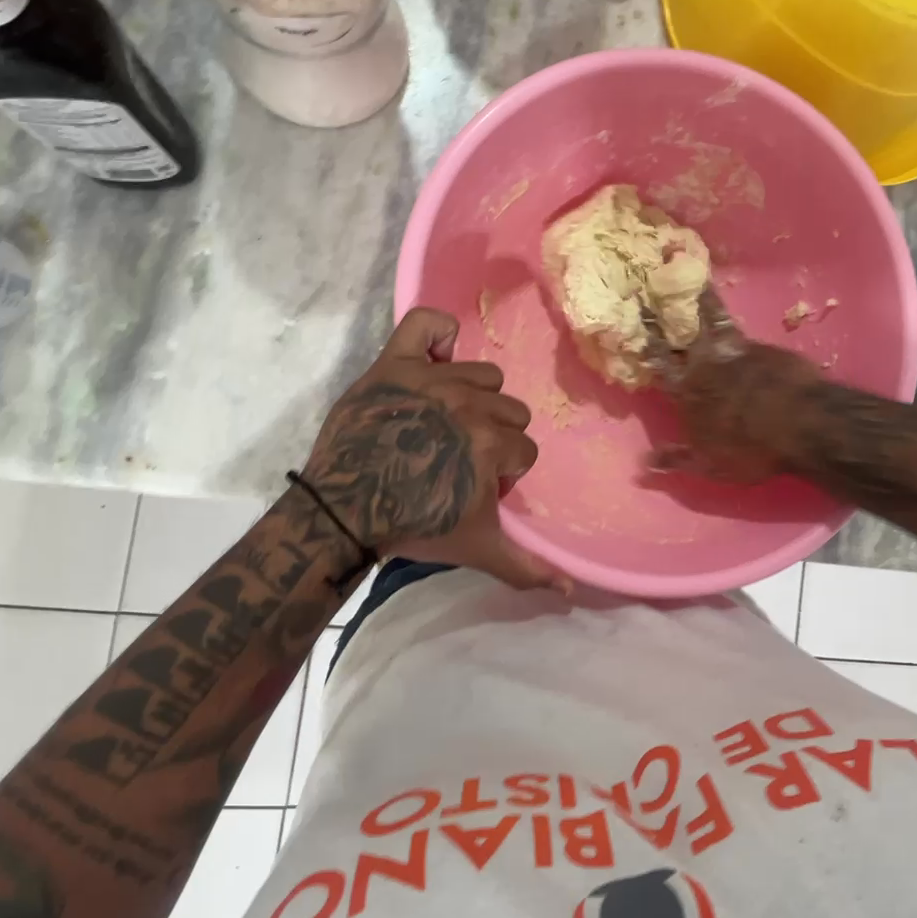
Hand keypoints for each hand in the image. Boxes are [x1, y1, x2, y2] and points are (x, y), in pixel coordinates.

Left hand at [302, 308, 566, 591]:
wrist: (342, 511)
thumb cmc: (414, 527)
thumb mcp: (477, 549)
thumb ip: (528, 568)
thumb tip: (573, 593)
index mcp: (493, 442)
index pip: (524, 450)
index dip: (503, 473)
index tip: (475, 487)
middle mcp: (470, 404)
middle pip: (509, 411)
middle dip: (493, 437)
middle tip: (460, 459)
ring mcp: (432, 379)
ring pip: (483, 375)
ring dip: (474, 399)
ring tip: (445, 425)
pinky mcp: (395, 365)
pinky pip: (426, 324)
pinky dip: (438, 336)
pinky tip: (436, 361)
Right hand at [645, 289, 822, 481]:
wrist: (800, 423)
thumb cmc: (749, 449)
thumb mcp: (708, 464)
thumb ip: (674, 460)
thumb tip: (641, 465)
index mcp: (686, 393)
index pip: (660, 365)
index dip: (647, 343)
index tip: (634, 319)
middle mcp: (704, 366)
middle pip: (680, 335)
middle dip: (664, 313)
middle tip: (649, 286)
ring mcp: (735, 352)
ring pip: (710, 319)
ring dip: (699, 299)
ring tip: (690, 279)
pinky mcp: (763, 347)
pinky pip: (736, 324)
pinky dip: (724, 310)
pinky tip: (723, 300)